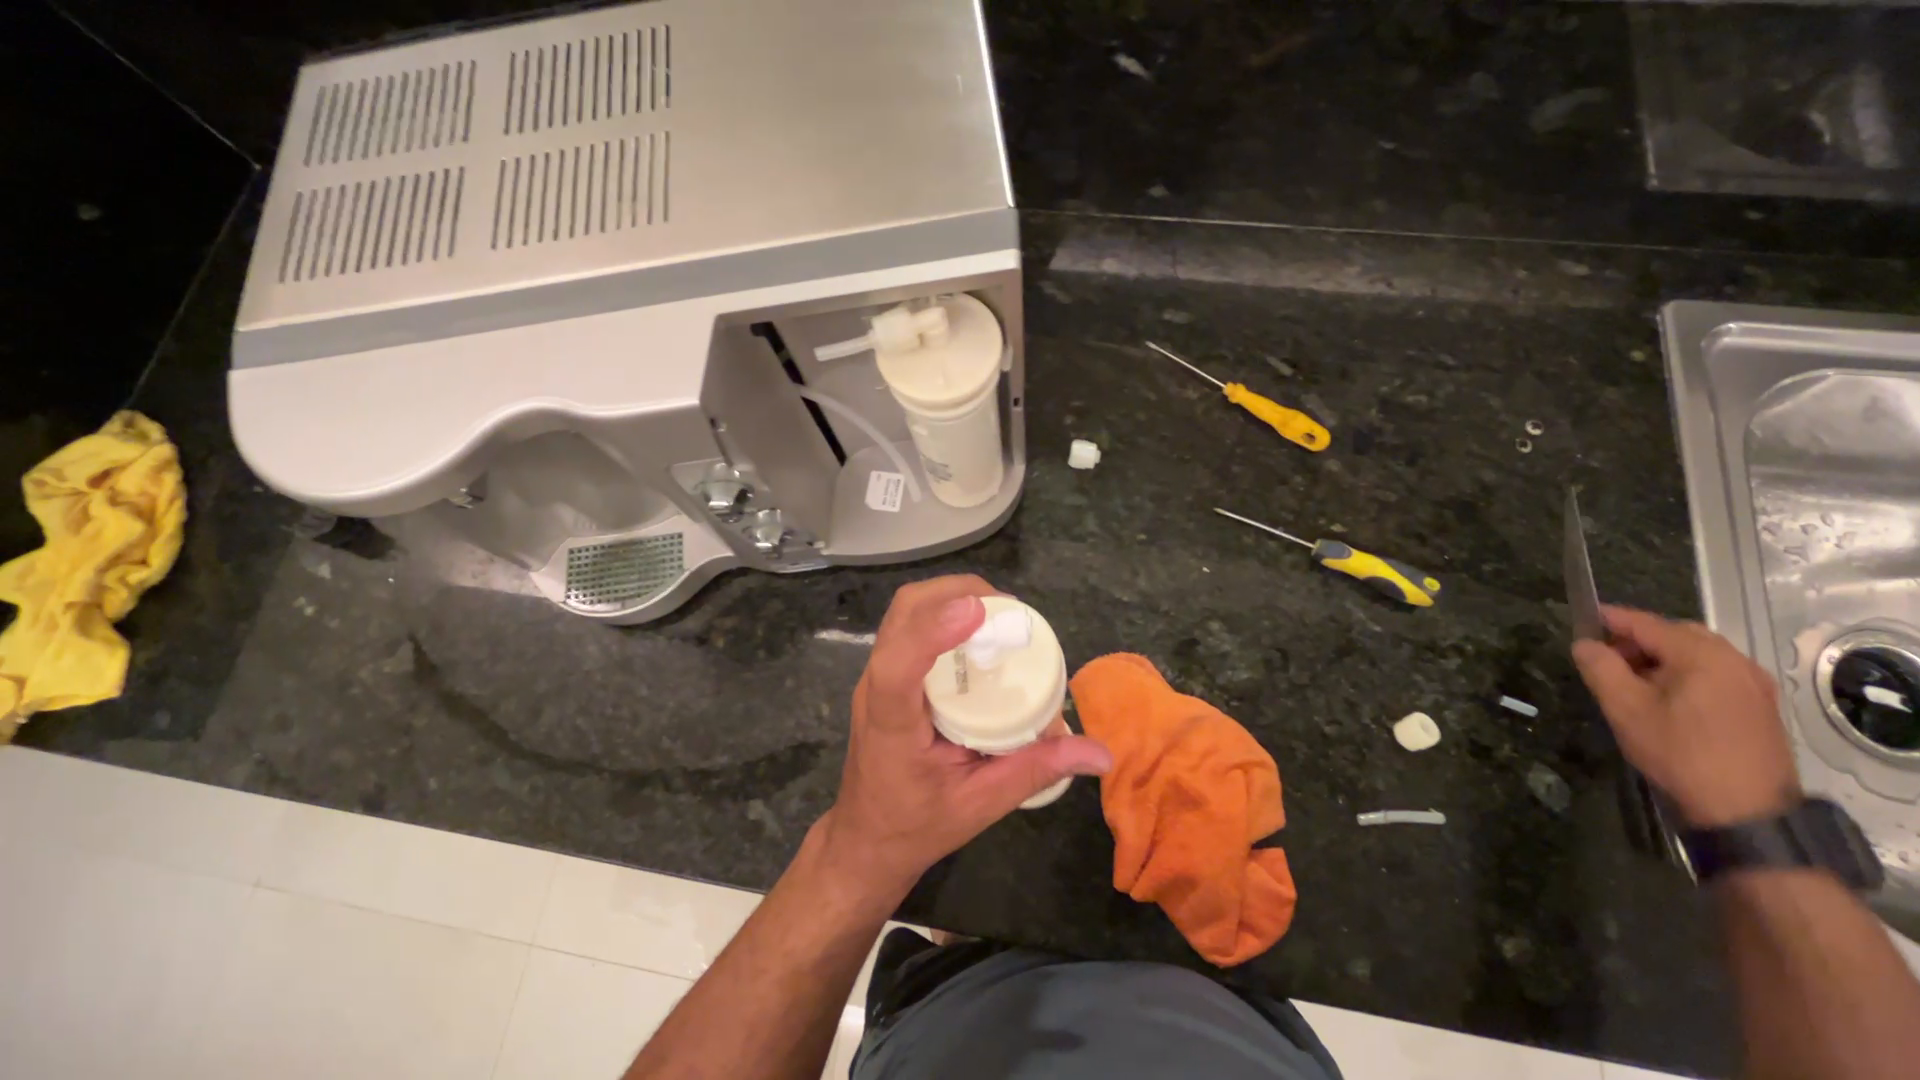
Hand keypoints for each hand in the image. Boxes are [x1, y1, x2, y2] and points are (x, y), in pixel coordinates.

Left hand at [816, 575, 1112, 897]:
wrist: (867, 840)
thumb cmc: (915, 826)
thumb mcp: (979, 805)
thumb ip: (1035, 771)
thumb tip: (1099, 753)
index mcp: (892, 724)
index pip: (897, 666)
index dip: (933, 630)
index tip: (979, 610)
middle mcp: (877, 690)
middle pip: (903, 613)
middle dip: (955, 592)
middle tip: (1009, 612)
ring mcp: (876, 679)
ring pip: (904, 613)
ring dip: (949, 597)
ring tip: (1000, 616)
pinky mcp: (886, 678)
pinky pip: (909, 628)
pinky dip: (942, 615)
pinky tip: (979, 634)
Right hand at [1572, 606, 1800, 827]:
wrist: (1746, 810)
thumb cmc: (1680, 754)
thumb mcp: (1626, 710)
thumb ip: (1601, 669)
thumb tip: (1585, 644)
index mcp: (1702, 655)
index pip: (1647, 624)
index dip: (1613, 619)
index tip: (1586, 617)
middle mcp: (1735, 660)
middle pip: (1678, 635)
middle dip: (1639, 640)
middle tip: (1608, 660)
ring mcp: (1754, 683)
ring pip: (1700, 655)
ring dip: (1665, 659)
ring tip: (1636, 683)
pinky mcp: (1762, 706)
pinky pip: (1718, 674)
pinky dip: (1688, 675)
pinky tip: (1671, 700)